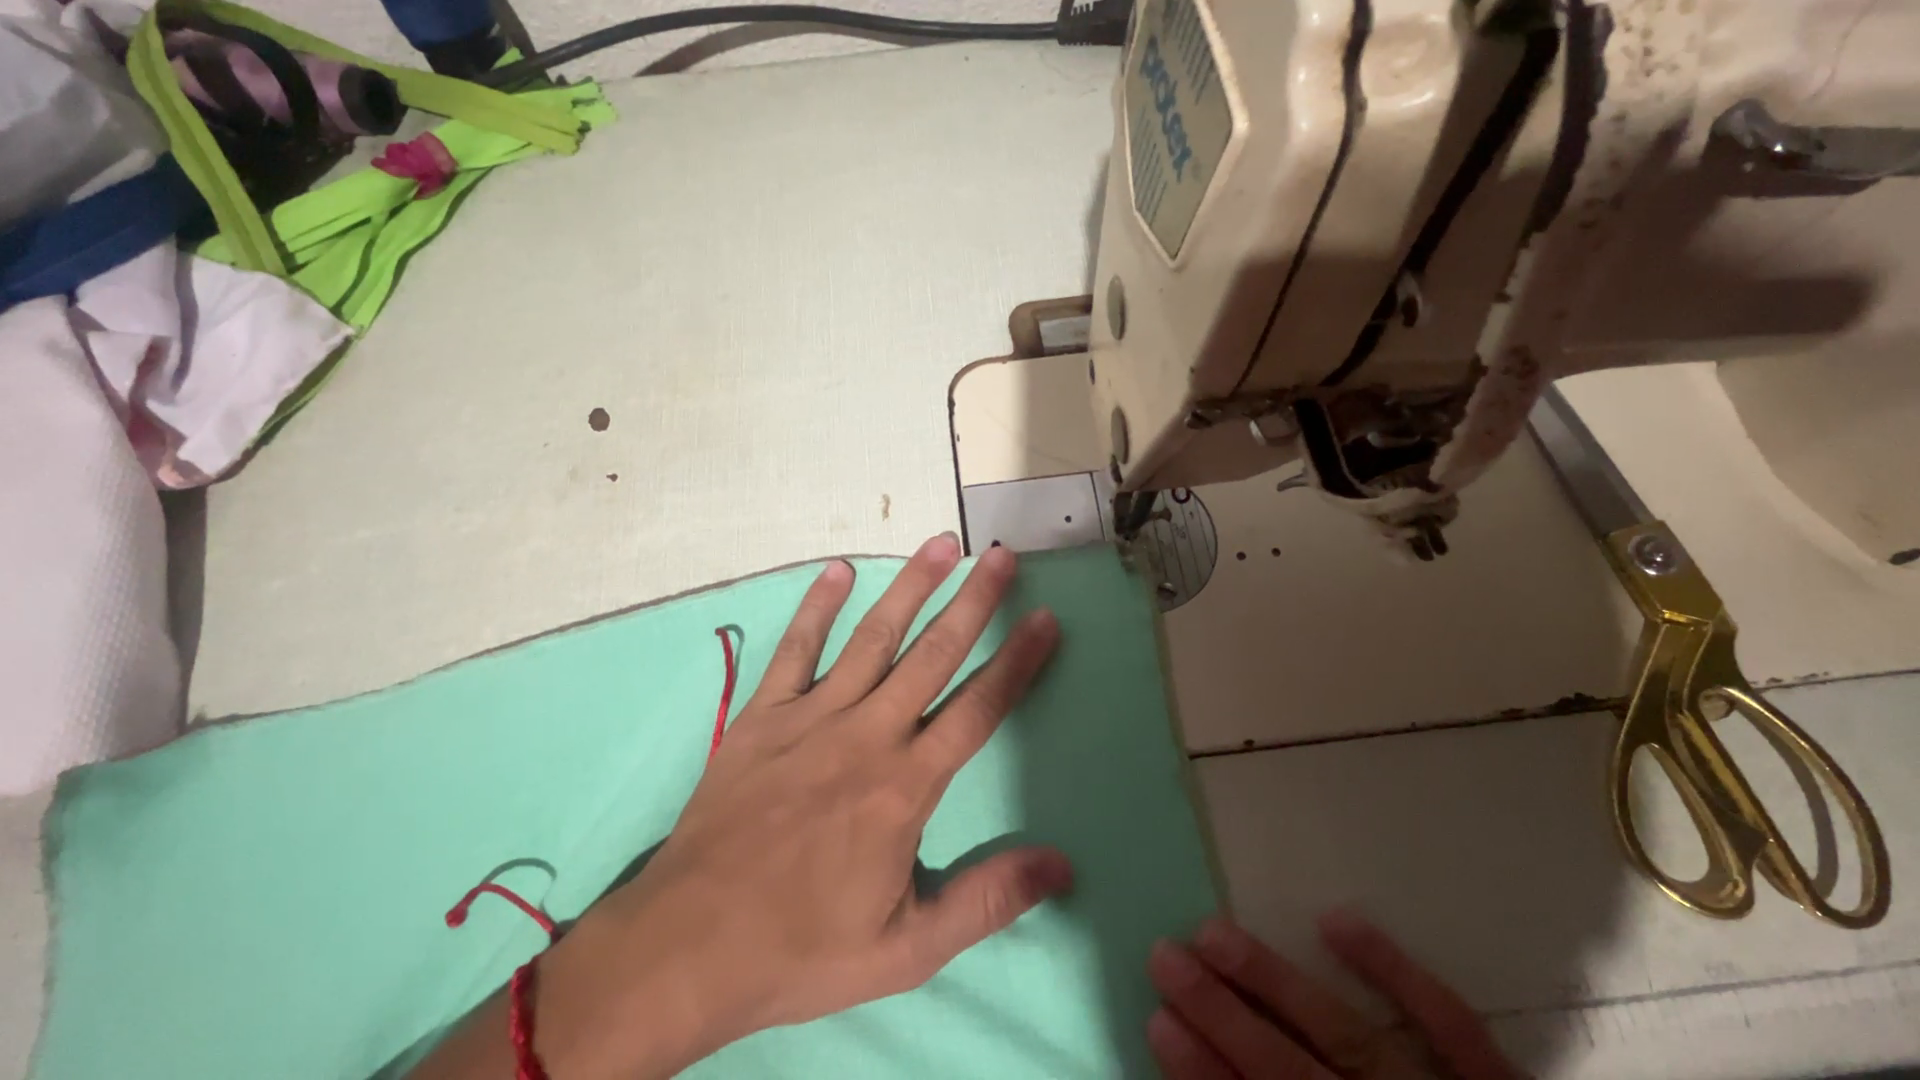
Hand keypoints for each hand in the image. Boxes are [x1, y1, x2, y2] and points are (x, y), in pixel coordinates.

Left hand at [532, 534, 1067, 1076]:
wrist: (689, 945)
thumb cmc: (805, 949)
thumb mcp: (909, 948)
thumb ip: (987, 899)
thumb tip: (1064, 865)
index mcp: (906, 787)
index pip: (978, 710)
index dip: (1017, 662)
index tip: (1044, 618)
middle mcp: (865, 736)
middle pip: (932, 656)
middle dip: (973, 602)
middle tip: (1000, 555)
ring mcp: (809, 720)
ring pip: (871, 639)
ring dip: (908, 587)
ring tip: (938, 544)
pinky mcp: (761, 718)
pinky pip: (794, 651)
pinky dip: (816, 608)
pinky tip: (836, 570)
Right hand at [1147, 913, 1524, 1079]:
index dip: (1204, 1076)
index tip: (1156, 1022)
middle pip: (1291, 1073)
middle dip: (1222, 1016)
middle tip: (1166, 957)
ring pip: (1351, 1040)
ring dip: (1279, 984)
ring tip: (1216, 931)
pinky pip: (1452, 1028)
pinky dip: (1399, 976)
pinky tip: (1337, 920)